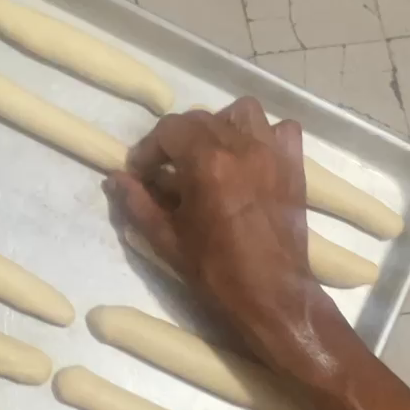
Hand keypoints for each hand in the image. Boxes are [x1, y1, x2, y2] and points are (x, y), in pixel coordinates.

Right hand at [106, 98, 345, 386]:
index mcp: (207, 163)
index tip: (140, 174)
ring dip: (220, 127)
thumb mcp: (166, 239)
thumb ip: (137, 203)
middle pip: (201, 119)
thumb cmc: (215, 272)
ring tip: (210, 156)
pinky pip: (281, 129)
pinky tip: (249, 159)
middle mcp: (241, 147)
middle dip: (177, 140)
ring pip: (242, 113)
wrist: (272, 296)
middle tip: (167, 172)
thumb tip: (115, 179)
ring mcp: (272, 153)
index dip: (148, 149)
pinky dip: (263, 136)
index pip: (169, 130)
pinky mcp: (294, 166)